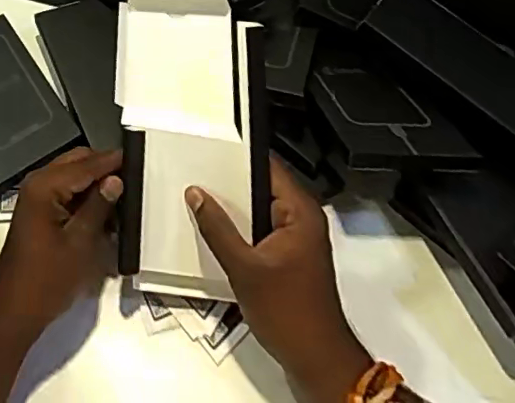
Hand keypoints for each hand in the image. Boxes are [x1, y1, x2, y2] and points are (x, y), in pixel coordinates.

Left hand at [0, 148, 122, 402]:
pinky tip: (104, 214)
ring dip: (94, 185)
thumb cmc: (47, 278)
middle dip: (102, 169)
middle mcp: (38, 183)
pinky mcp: (40, 212)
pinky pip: (65, 193)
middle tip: (131, 178)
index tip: (134, 156)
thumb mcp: (80, 243)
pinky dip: (84, 199)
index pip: (83, 164)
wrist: (16, 308)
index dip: (109, 161)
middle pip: (75, 164)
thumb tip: (115, 180)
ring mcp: (37, 197)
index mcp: (44, 185)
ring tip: (122, 198)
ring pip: (71, 178)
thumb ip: (98, 207)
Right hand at [188, 157, 372, 402]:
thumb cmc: (289, 314)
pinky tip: (218, 233)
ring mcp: (298, 239)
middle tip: (198, 177)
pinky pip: (261, 229)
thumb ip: (217, 227)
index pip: (268, 166)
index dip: (237, 156)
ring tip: (203, 202)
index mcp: (300, 212)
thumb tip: (196, 194)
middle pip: (262, 186)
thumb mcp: (244, 268)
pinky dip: (242, 229)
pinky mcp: (291, 257)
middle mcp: (303, 219)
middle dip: (230, 184)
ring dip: (235, 210)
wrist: (318, 363)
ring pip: (259, 209)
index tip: (209, 151)